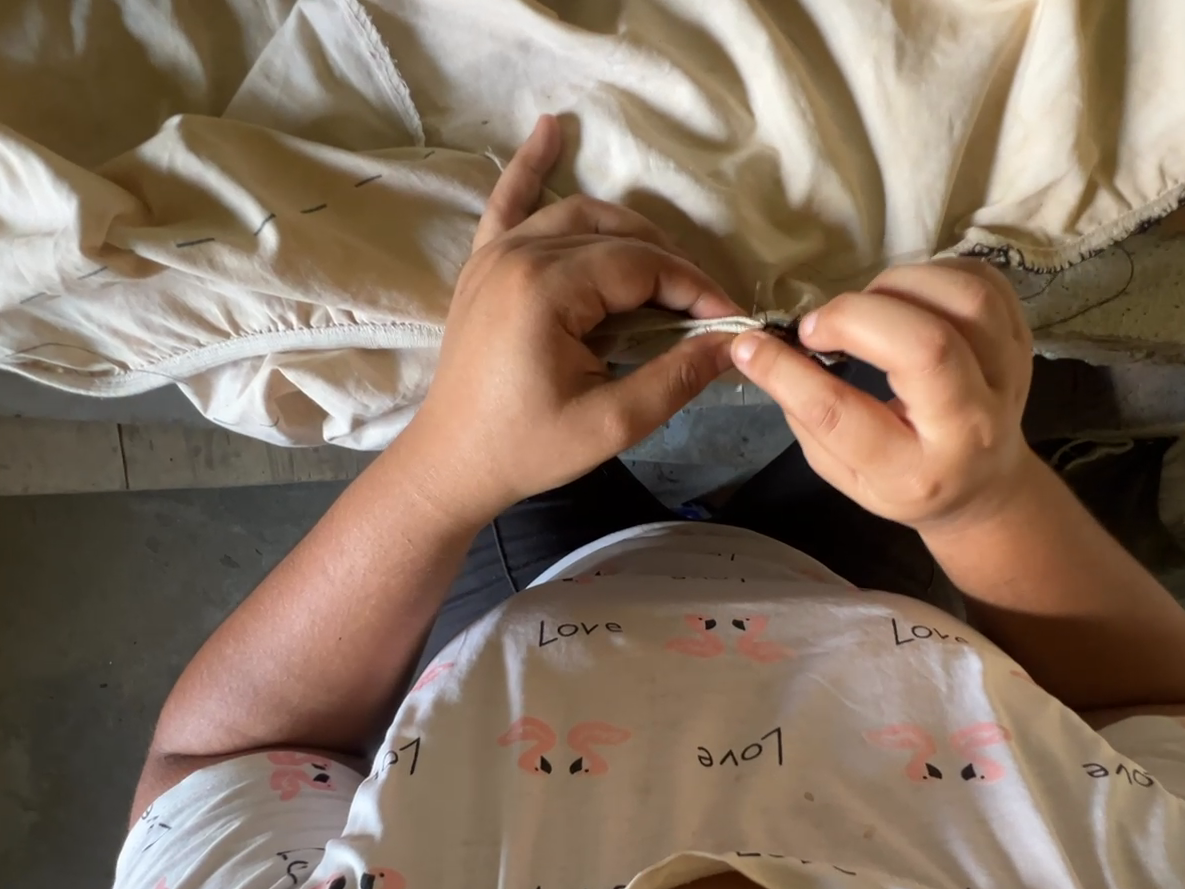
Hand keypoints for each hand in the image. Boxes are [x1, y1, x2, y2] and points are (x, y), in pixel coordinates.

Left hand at [390, 115, 740, 525]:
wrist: (452, 463)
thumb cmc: (528, 450)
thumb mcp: (611, 424)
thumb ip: (675, 377)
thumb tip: (732, 344)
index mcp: (547, 289)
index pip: (643, 266)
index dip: (695, 290)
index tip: (730, 321)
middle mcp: (519, 255)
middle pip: (617, 236)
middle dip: (670, 268)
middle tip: (702, 310)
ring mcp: (495, 254)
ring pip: (578, 215)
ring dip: (628, 232)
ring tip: (666, 268)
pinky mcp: (482, 266)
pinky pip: (509, 203)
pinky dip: (530, 168)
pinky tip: (550, 130)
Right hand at [728, 260, 1038, 534]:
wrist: (984, 488)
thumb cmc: (902, 482)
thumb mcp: (844, 476)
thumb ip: (808, 419)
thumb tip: (765, 352)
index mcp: (914, 472)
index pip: (843, 415)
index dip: (787, 374)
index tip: (751, 346)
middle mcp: (969, 426)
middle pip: (925, 347)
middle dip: (855, 317)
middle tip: (818, 326)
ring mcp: (1007, 377)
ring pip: (964, 301)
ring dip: (897, 287)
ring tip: (864, 308)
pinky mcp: (1021, 339)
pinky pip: (981, 282)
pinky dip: (932, 276)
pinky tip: (903, 300)